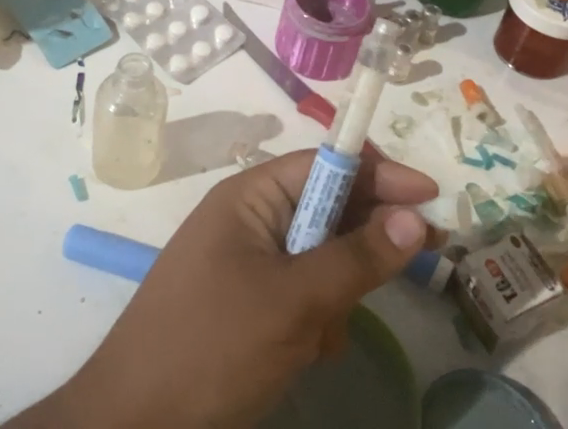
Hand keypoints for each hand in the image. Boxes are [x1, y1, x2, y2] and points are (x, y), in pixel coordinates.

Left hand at [13, 150, 439, 427]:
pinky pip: (298, 293)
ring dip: (336, 291)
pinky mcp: (244, 303)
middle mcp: (247, 219)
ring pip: (318, 258)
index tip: (432, 197)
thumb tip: (414, 216)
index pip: (326, 164)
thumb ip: (356, 258)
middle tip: (419, 262)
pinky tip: (310, 351)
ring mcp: (243, 263)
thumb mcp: (293, 300)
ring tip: (327, 332)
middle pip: (326, 209)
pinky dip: (314, 318)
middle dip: (362, 242)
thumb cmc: (213, 345)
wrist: (135, 420)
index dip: (380, 174)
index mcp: (250, 197)